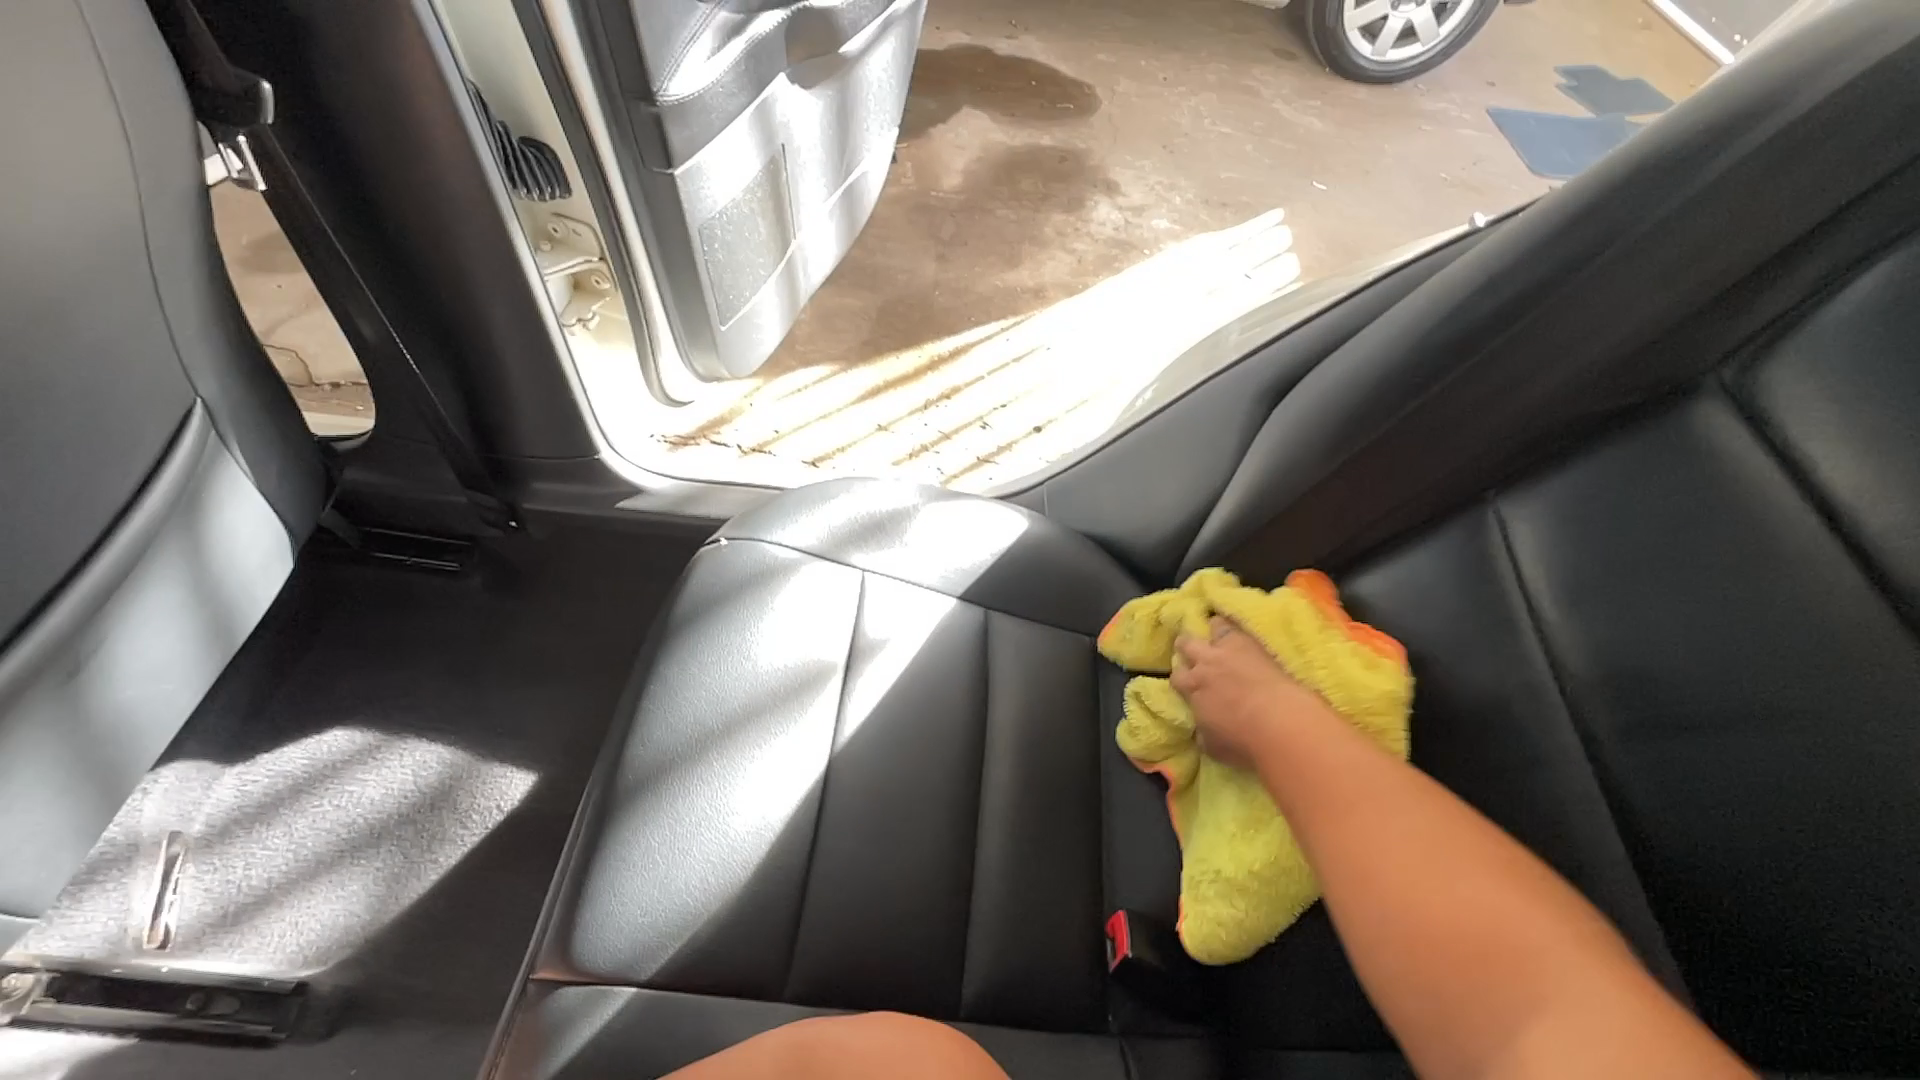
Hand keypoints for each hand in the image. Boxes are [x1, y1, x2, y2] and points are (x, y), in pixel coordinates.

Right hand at [1172, 616, 1335, 768]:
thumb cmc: (1243, 741)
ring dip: (1212, 630)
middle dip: (1188, 648)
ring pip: (1210, 626)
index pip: (1177, 678)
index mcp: (1192, 690)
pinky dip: (1235, 623)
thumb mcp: (1213, 746)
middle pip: (1185, 645)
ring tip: (1218, 634)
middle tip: (1198, 655)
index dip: (1183, 679)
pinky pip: (1235, 622)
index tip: (1189, 684)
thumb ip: (1203, 734)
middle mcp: (1204, 665)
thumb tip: (1200, 731)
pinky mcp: (1250, 641)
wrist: (1278, 722)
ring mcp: (1226, 650)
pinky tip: (1239, 624)